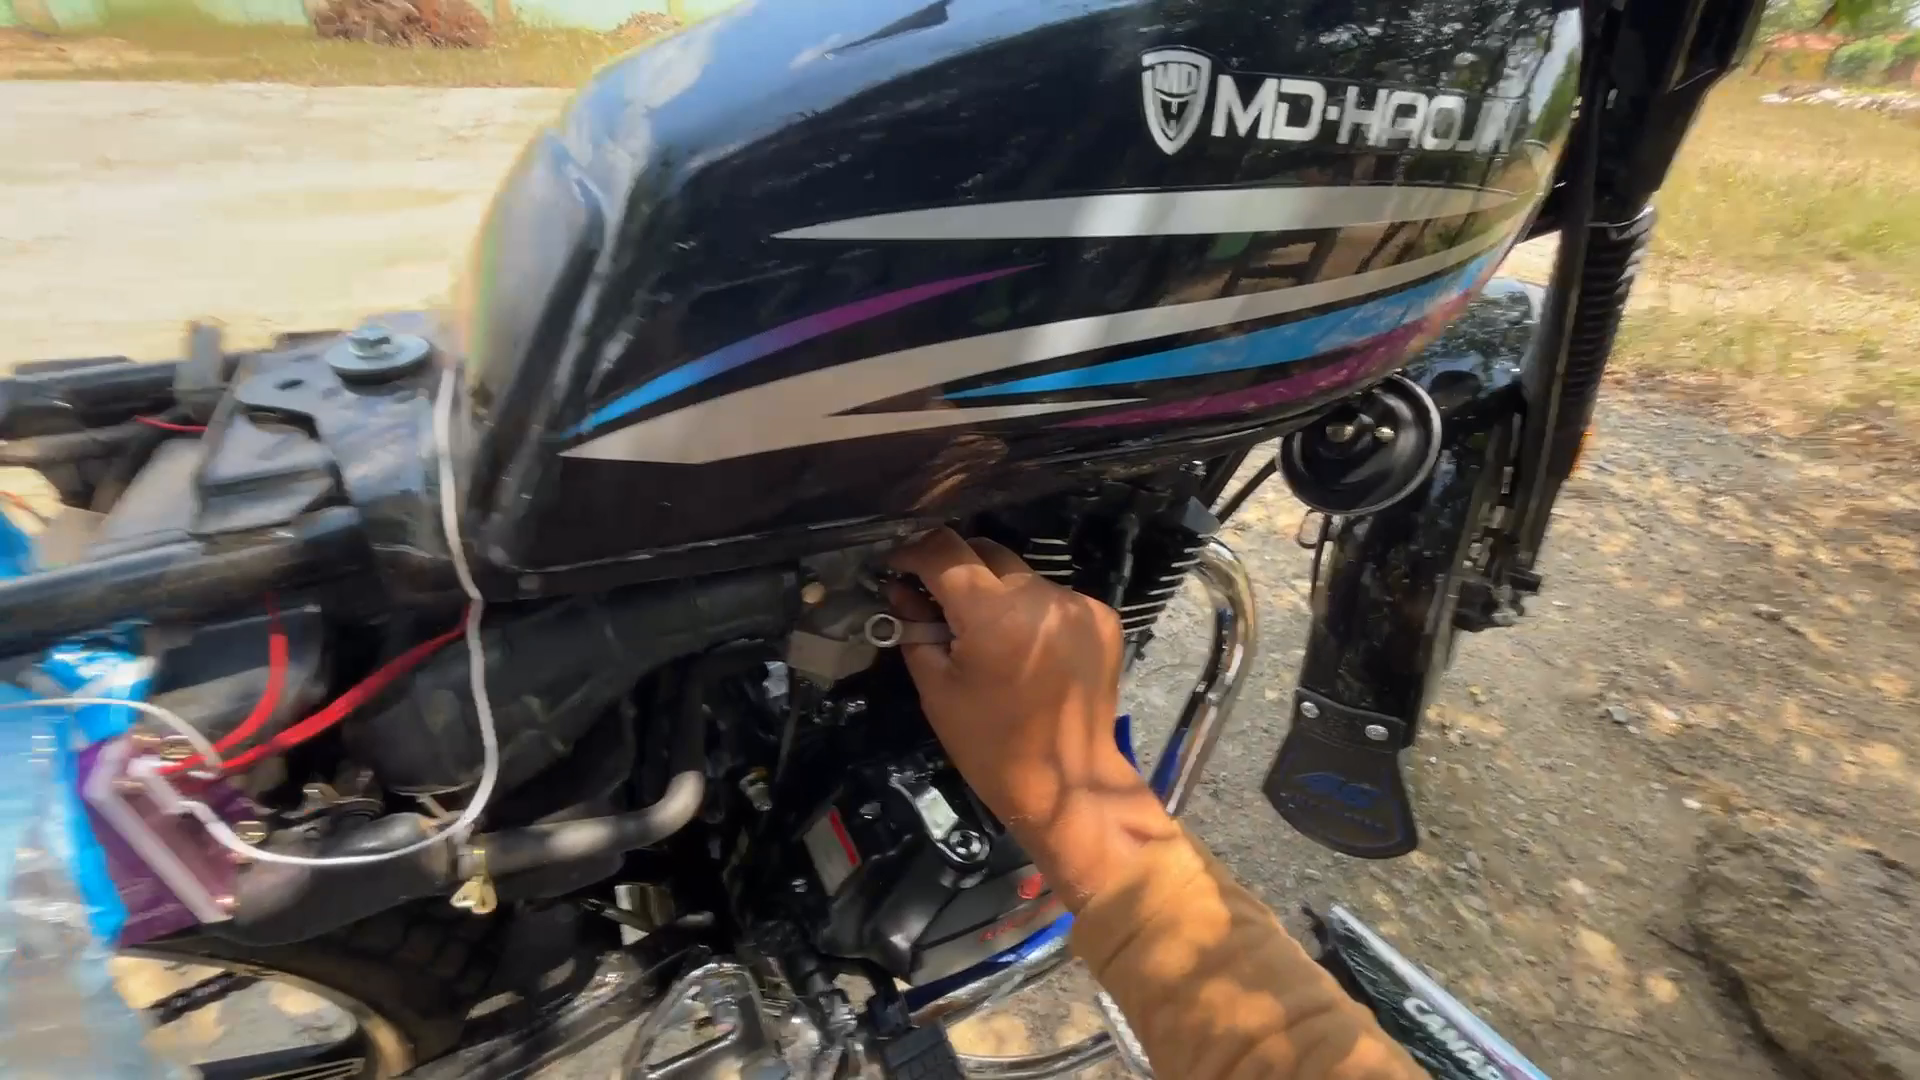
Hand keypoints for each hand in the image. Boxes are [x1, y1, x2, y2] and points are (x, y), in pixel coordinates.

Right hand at [889, 528, 1177, 909]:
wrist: (1068, 785)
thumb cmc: (990, 745)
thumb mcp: (937, 688)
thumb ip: (915, 628)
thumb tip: (900, 590)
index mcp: (994, 613)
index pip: (945, 551)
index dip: (913, 550)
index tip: (897, 563)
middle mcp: (1041, 595)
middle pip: (985, 551)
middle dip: (954, 567)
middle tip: (935, 597)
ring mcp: (1078, 604)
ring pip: (1020, 574)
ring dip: (995, 590)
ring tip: (985, 631)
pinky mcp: (1102, 617)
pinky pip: (1052, 597)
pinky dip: (1031, 610)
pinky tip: (1025, 645)